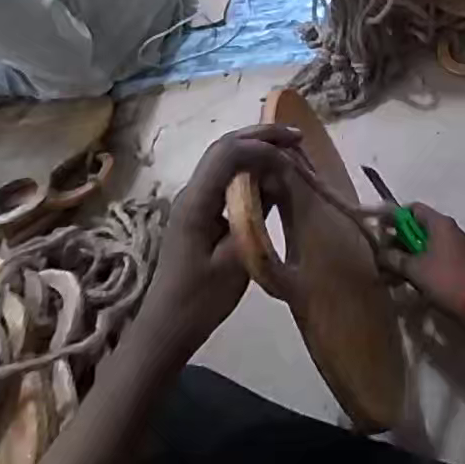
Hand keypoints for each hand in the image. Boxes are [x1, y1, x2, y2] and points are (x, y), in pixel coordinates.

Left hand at [145, 124, 301, 346]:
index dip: (263, 147)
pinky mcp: (203, 211)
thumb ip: (257, 215)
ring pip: (226, 157)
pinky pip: (228, 176)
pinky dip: (253, 166)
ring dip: (258, 147)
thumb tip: (280, 180)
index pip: (228, 154)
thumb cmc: (200, 299)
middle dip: (262, 136)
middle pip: (225, 146)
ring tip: (292, 149)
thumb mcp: (236, 261)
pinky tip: (274, 173)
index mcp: (196, 202)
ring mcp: (196, 200)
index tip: (294, 159)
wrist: (167, 328)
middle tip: (297, 137)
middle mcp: (193, 192)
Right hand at [378, 203, 464, 320]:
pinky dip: (418, 265)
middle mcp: (449, 230)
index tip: (379, 230)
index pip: (413, 209)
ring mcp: (455, 246)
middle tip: (380, 256)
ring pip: (424, 245)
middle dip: (397, 242)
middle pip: (417, 228)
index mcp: (440, 223)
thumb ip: (393, 258)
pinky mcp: (458, 263)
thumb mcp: (413, 269)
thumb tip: (380, 253)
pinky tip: (404, 281)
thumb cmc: (444, 280)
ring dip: (405, 257)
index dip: (394, 217)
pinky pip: (433, 257)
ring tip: (388, 275)